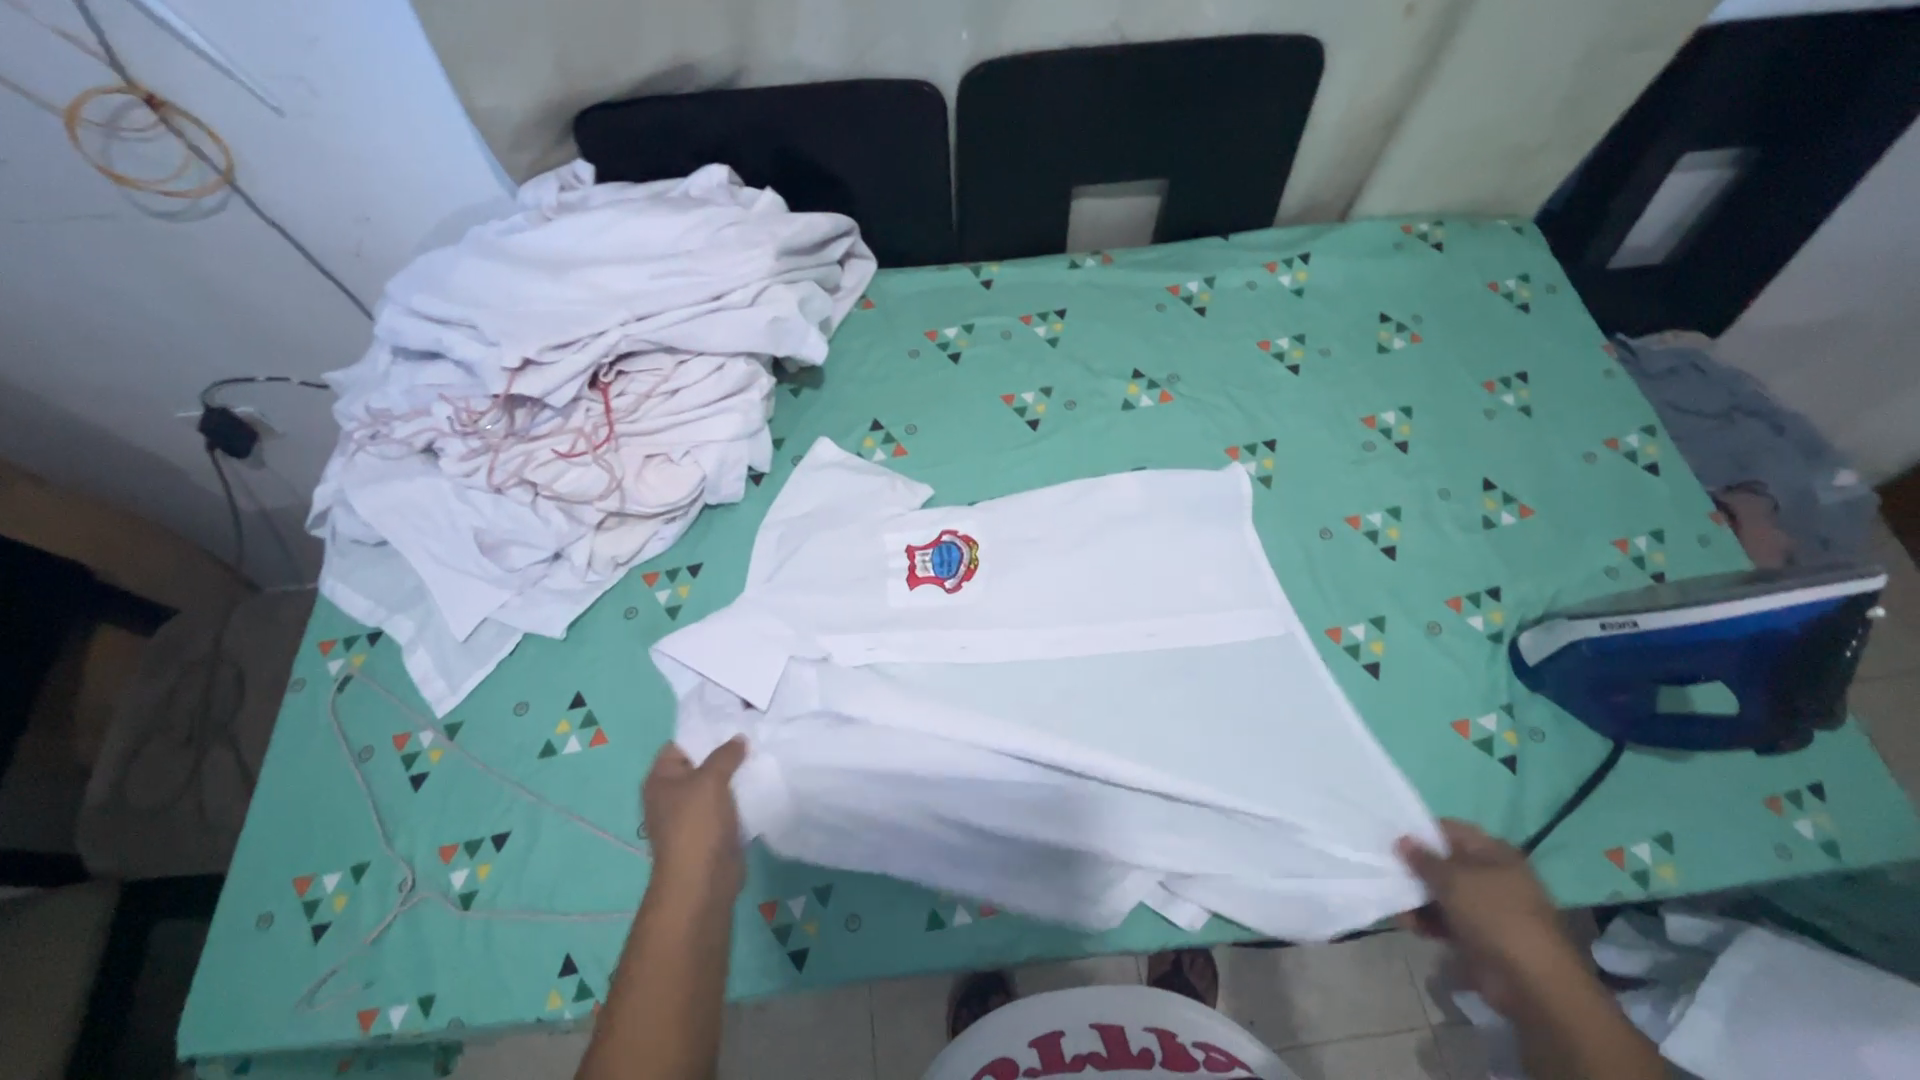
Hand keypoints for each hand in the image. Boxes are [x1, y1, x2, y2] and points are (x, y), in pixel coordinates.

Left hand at [642, 737, 747, 898]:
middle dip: (725, 754)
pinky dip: (741, 797)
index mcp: (660, 780)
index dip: (703, 733)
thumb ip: (725, 755)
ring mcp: (692, 815)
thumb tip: (738, 739)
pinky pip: (727, 806)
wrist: (703, 880)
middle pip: (700, 765)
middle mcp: (672, 796)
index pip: (680, 745)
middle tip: (753, 736)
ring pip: (716, 786)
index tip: (732, 723)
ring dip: (736, 776)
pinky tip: (761, 784)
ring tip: (762, 756)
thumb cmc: (697, 824)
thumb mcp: (710, 780)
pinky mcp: (711, 831)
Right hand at [1396, 820, 1587, 1016]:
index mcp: (1493, 853)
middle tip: (1384, 871)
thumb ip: (1424, 859)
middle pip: (1443, 864)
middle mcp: (1490, 876)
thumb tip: (1402, 840)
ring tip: (1398, 908)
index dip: (1421, 831)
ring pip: (1440, 894)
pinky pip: (1444, 920)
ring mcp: (1484, 907)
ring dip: (1415, 899)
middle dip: (1414, 869)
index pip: (1450, 830)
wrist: (1530, 981)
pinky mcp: (1477, 935)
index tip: (1390, 837)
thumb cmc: (1494, 915)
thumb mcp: (1454, 880)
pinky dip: (1426, 921)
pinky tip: (1410, 926)